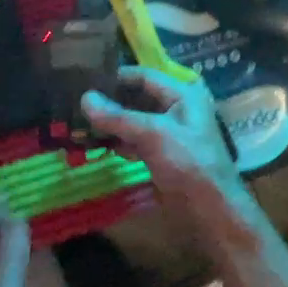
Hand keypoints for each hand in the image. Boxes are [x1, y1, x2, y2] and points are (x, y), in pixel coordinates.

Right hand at [82, 67, 249, 217]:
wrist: (210, 210)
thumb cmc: (188, 163)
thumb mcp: (152, 134)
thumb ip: (117, 117)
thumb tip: (84, 98)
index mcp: (182, 94)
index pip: (142, 76)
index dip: (115, 78)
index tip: (84, 82)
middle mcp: (176, 109)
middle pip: (136, 98)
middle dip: (109, 103)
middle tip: (77, 105)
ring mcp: (169, 133)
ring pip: (134, 120)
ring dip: (111, 123)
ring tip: (81, 124)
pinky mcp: (162, 154)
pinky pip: (135, 140)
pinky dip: (119, 140)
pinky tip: (98, 144)